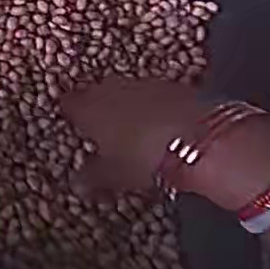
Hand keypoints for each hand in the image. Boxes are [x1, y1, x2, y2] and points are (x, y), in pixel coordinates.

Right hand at [61, 79, 211, 192]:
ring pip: (124, 89)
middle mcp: (109, 90)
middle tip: (102, 125)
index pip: (69, 104)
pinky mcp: (171, 85)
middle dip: (97, 104)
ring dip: (125, 102)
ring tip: (133, 123)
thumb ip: (93, 176)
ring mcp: (140, 84)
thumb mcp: (116, 175)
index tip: (73, 122)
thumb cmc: (147, 157)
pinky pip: (152, 91)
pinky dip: (152, 103)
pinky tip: (160, 120)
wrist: (201, 140)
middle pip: (96, 92)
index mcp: (87, 109)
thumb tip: (78, 184)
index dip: (71, 113)